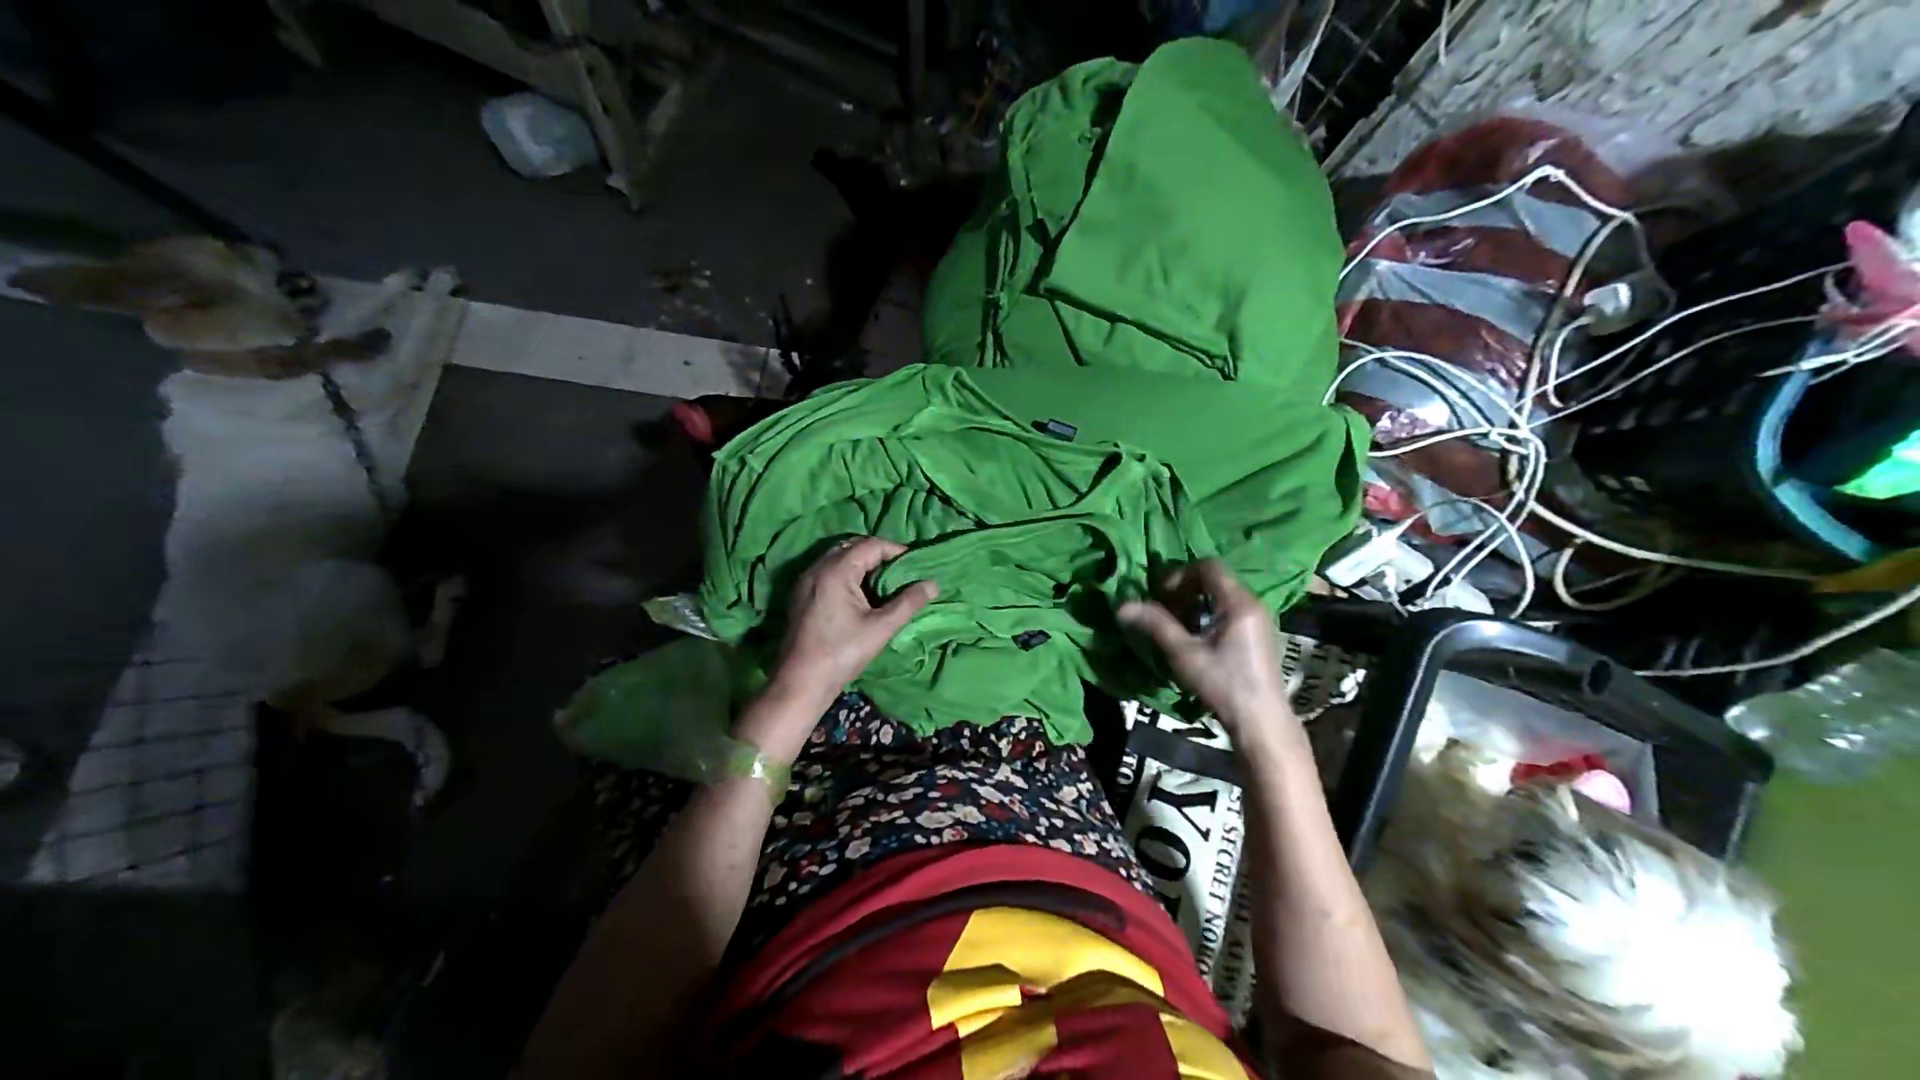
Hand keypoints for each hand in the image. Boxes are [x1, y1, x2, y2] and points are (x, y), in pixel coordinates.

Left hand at [771, 536, 938, 703]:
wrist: (800, 681)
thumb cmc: (842, 653)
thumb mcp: (881, 628)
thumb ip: (908, 602)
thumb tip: (933, 584)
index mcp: (836, 571)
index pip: (870, 545)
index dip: (895, 550)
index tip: (914, 564)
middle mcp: (817, 568)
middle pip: (853, 546)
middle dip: (879, 554)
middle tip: (901, 571)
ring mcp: (806, 581)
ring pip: (838, 558)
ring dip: (862, 563)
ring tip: (884, 582)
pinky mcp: (801, 594)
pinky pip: (828, 571)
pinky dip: (847, 573)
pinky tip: (861, 594)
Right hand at [1118, 560, 1303, 757]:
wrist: (1261, 721)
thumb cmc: (1224, 684)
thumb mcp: (1185, 654)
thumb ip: (1156, 625)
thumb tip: (1123, 606)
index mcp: (1239, 603)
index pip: (1208, 567)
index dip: (1180, 575)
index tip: (1162, 596)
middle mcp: (1253, 604)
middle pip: (1215, 580)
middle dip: (1185, 591)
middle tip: (1165, 613)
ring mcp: (1259, 620)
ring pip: (1221, 596)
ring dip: (1194, 605)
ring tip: (1177, 629)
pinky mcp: (1258, 635)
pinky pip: (1230, 611)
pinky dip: (1208, 616)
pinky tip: (1197, 640)